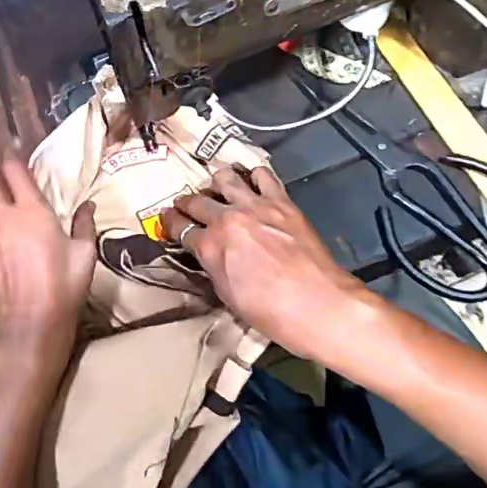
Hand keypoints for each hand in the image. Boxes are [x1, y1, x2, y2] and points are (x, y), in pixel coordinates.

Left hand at [0, 158, 96, 373]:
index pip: (13, 170)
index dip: (15, 160)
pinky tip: (0, 236)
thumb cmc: (63, 287)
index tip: (21, 160)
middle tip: (7, 178)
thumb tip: (89, 205)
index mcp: (31, 211)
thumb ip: (84, 224)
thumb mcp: (84, 254)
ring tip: (3, 207)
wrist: (29, 327)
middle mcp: (2, 218)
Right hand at [160, 165, 379, 367]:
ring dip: (217, 182)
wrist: (318, 304)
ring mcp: (255, 206)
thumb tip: (209, 253)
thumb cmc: (270, 312)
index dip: (171, 223)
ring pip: (225, 178)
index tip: (168, 219)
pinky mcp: (281, 201)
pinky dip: (253, 176)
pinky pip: (263, 176)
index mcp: (210, 246)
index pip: (181, 228)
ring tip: (217, 187)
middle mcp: (227, 219)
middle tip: (185, 204)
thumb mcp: (227, 293)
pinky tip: (252, 181)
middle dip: (186, 203)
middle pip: (198, 201)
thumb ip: (213, 265)